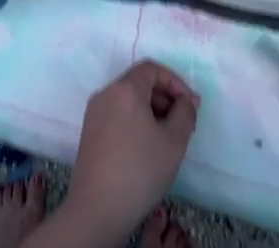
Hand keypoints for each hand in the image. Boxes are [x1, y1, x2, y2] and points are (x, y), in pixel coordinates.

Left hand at [61, 61, 199, 241]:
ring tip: (167, 138)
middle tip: (182, 123)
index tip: (189, 105)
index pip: (152, 69)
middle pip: (139, 83)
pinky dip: (135, 121)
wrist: (97, 210)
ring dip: (151, 111)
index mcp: (124, 89)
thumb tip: (187, 100)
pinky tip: (147, 147)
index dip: (175, 81)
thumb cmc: (140, 170)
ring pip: (128, 100)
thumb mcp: (174, 141)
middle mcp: (105, 94)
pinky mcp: (89, 133)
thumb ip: (186, 113)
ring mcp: (94, 114)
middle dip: (165, 97)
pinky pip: (117, 114)